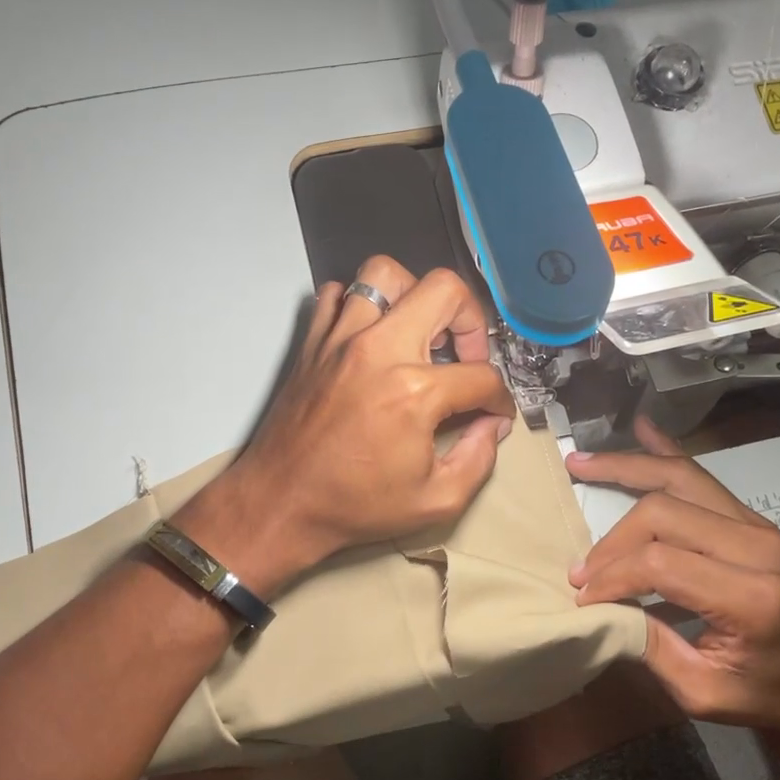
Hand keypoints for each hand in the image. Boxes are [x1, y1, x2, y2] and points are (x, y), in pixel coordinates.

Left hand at [177, 256, 513, 594]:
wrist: (280, 504)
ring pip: (385, 273)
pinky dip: (359, 304)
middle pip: (445, 290)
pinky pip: (337, 293)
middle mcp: (379, 350)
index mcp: (414, 392)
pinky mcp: (312, 341)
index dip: (499, 399)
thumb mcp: (437, 502)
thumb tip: (492, 425)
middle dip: (471, 319)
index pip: (482, 376)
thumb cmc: (355, 507)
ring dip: (413, 295)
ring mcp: (340, 338)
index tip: (493, 415)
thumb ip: (479, 459)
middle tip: (464, 355)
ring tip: (418, 333)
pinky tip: (371, 337)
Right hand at [565, 417, 779, 757]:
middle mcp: (758, 547)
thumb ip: (652, 648)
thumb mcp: (706, 693)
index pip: (660, 563)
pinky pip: (704, 478)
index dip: (611, 577)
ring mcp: (759, 526)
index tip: (583, 600)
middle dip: (612, 540)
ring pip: (681, 479)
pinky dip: (667, 454)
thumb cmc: (774, 695)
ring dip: (628, 468)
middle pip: (664, 514)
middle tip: (580, 572)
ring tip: (580, 463)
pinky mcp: (755, 521)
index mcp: (751, 596)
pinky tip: (642, 429)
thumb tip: (600, 609)